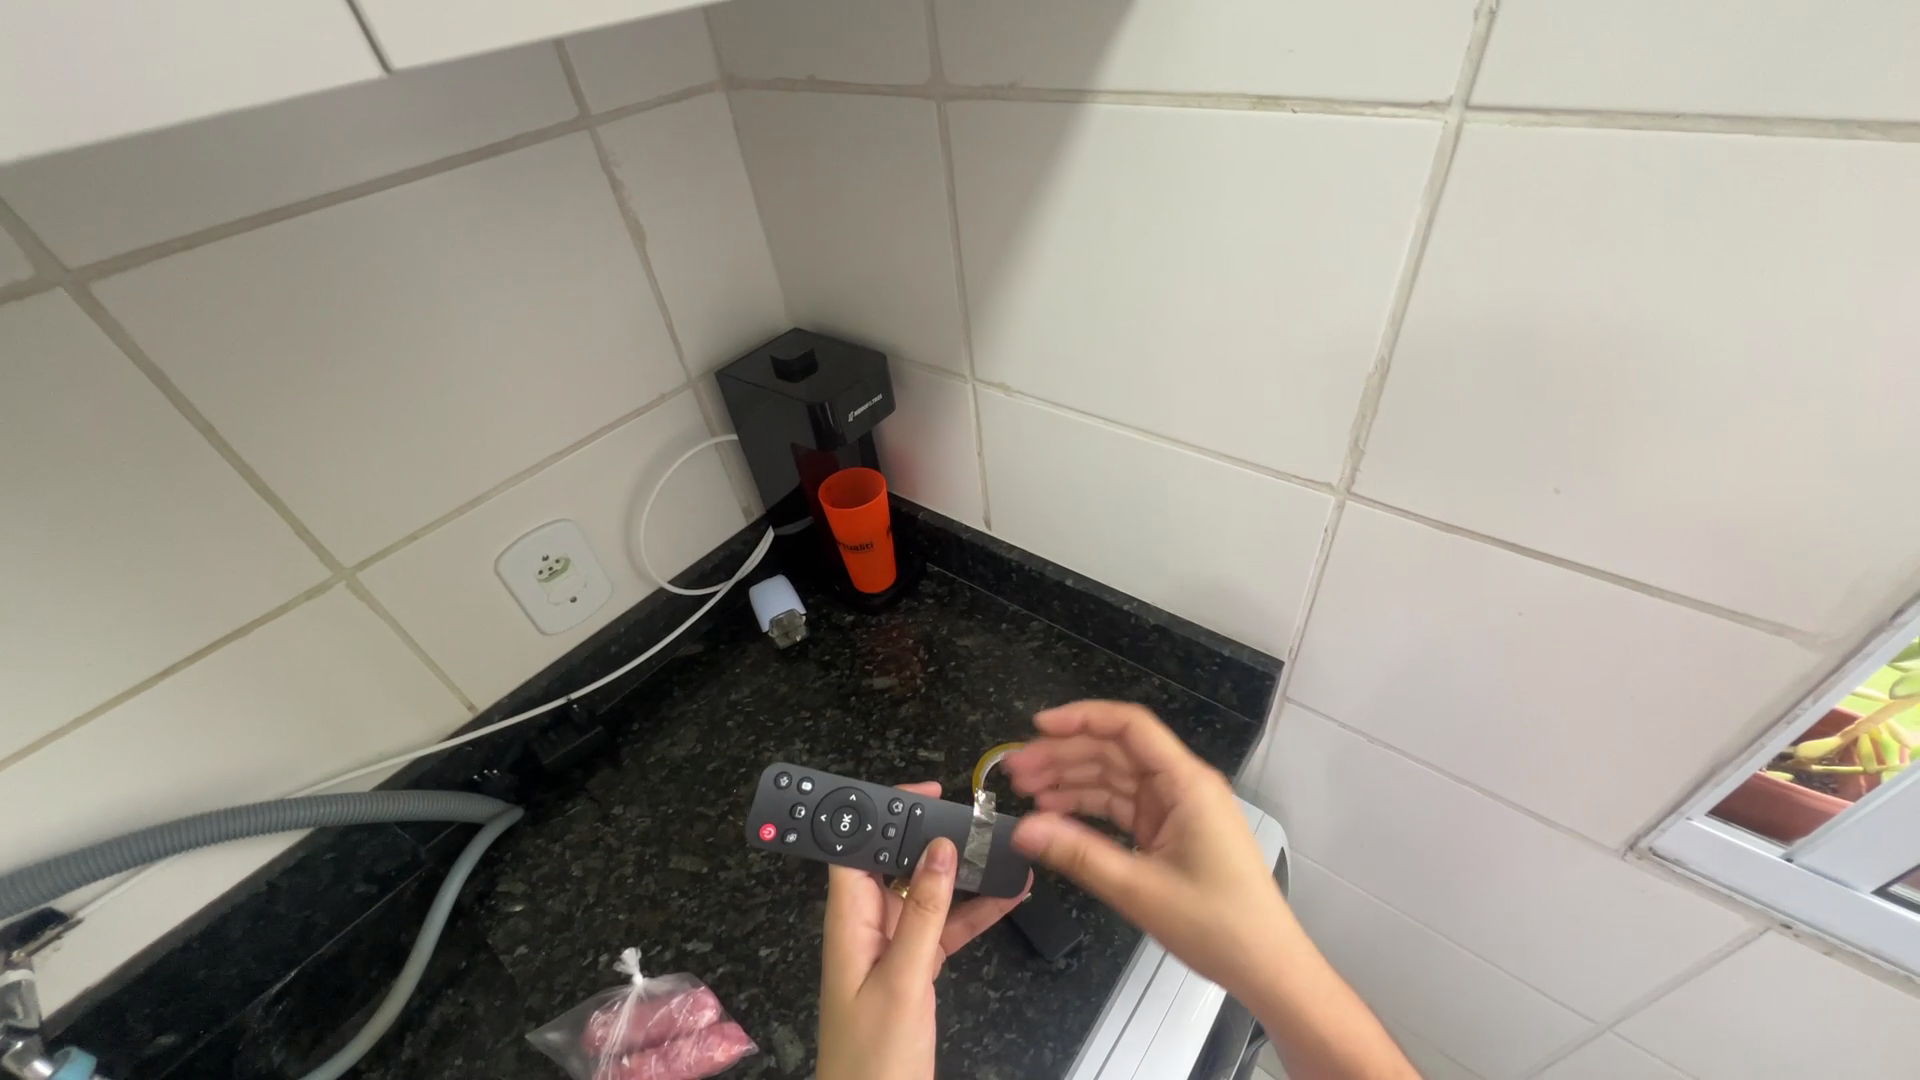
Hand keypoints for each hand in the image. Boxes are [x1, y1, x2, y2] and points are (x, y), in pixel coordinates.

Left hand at [816, 782, 1027, 1079]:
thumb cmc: (873, 1057)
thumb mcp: (902, 981)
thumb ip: (923, 914)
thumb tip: (938, 847)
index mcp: (849, 918)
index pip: (856, 845)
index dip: (881, 812)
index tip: (923, 793)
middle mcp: (868, 922)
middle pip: (897, 862)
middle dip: (932, 836)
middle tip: (975, 817)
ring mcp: (892, 944)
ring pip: (928, 892)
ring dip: (961, 872)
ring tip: (1000, 847)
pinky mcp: (915, 967)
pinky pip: (945, 926)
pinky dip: (974, 911)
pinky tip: (1008, 893)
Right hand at [1002, 702, 1288, 1000]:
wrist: (1268, 968)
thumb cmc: (1216, 925)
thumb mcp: (1139, 890)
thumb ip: (1078, 855)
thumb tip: (1022, 831)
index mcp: (1185, 782)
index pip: (1129, 726)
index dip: (1082, 718)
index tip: (1038, 727)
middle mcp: (1180, 784)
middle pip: (1114, 751)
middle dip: (1064, 755)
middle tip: (1015, 770)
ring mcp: (1175, 807)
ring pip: (1114, 777)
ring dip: (1070, 780)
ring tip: (1025, 791)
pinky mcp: (1169, 829)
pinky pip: (1122, 806)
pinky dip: (1088, 807)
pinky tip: (1054, 814)